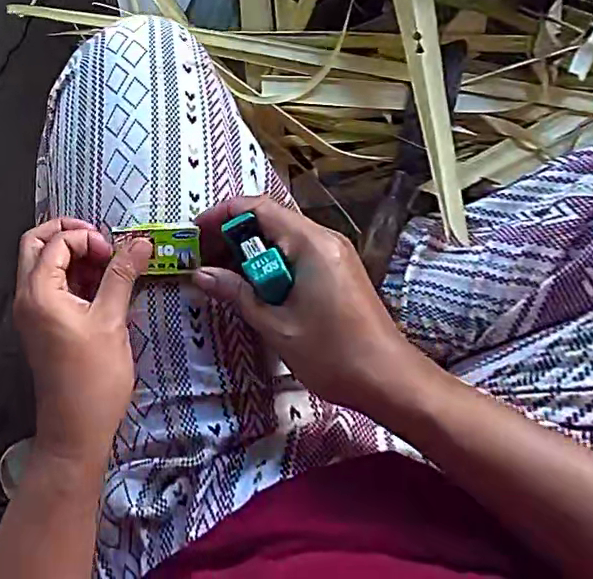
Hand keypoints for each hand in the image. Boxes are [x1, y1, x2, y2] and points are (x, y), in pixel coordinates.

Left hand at [12, 216, 153, 464]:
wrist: (75, 432)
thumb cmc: (93, 378)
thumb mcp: (111, 320)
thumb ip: (122, 275)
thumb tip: (140, 242)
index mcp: (38, 291)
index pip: (56, 242)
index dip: (86, 239)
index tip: (114, 254)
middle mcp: (26, 295)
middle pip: (36, 243)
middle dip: (68, 234)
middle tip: (101, 243)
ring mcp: (29, 310)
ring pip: (40, 262)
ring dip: (70, 255)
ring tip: (105, 266)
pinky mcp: (39, 323)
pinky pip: (48, 284)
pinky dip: (69, 275)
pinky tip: (98, 287)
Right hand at [193, 196, 431, 415]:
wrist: (395, 385)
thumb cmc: (336, 355)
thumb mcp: (277, 326)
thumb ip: (237, 294)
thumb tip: (201, 275)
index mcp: (310, 244)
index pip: (258, 208)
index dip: (222, 215)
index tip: (197, 233)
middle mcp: (324, 239)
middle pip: (268, 219)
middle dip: (232, 235)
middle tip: (204, 258)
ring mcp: (333, 254)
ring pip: (280, 237)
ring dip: (249, 251)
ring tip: (222, 274)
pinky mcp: (337, 270)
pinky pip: (294, 252)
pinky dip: (268, 262)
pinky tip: (253, 286)